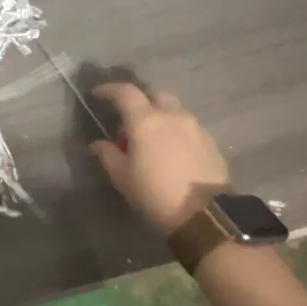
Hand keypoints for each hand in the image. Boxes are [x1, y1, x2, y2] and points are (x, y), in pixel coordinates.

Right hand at [90, 83, 229, 235]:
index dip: (109, 90)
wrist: (206, 215)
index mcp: (146, 121)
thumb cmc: (155, 194)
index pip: (125, 93)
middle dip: (138, 102)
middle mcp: (172, 116)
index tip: (97, 94)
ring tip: (149, 140)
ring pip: (173, 110)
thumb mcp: (122, 178)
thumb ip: (108, 155)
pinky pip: (187, 126)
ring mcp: (195, 127)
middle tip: (127, 123)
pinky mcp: (210, 141)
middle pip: (154, 95)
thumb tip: (98, 144)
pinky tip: (169, 151)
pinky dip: (174, 130)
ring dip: (158, 116)